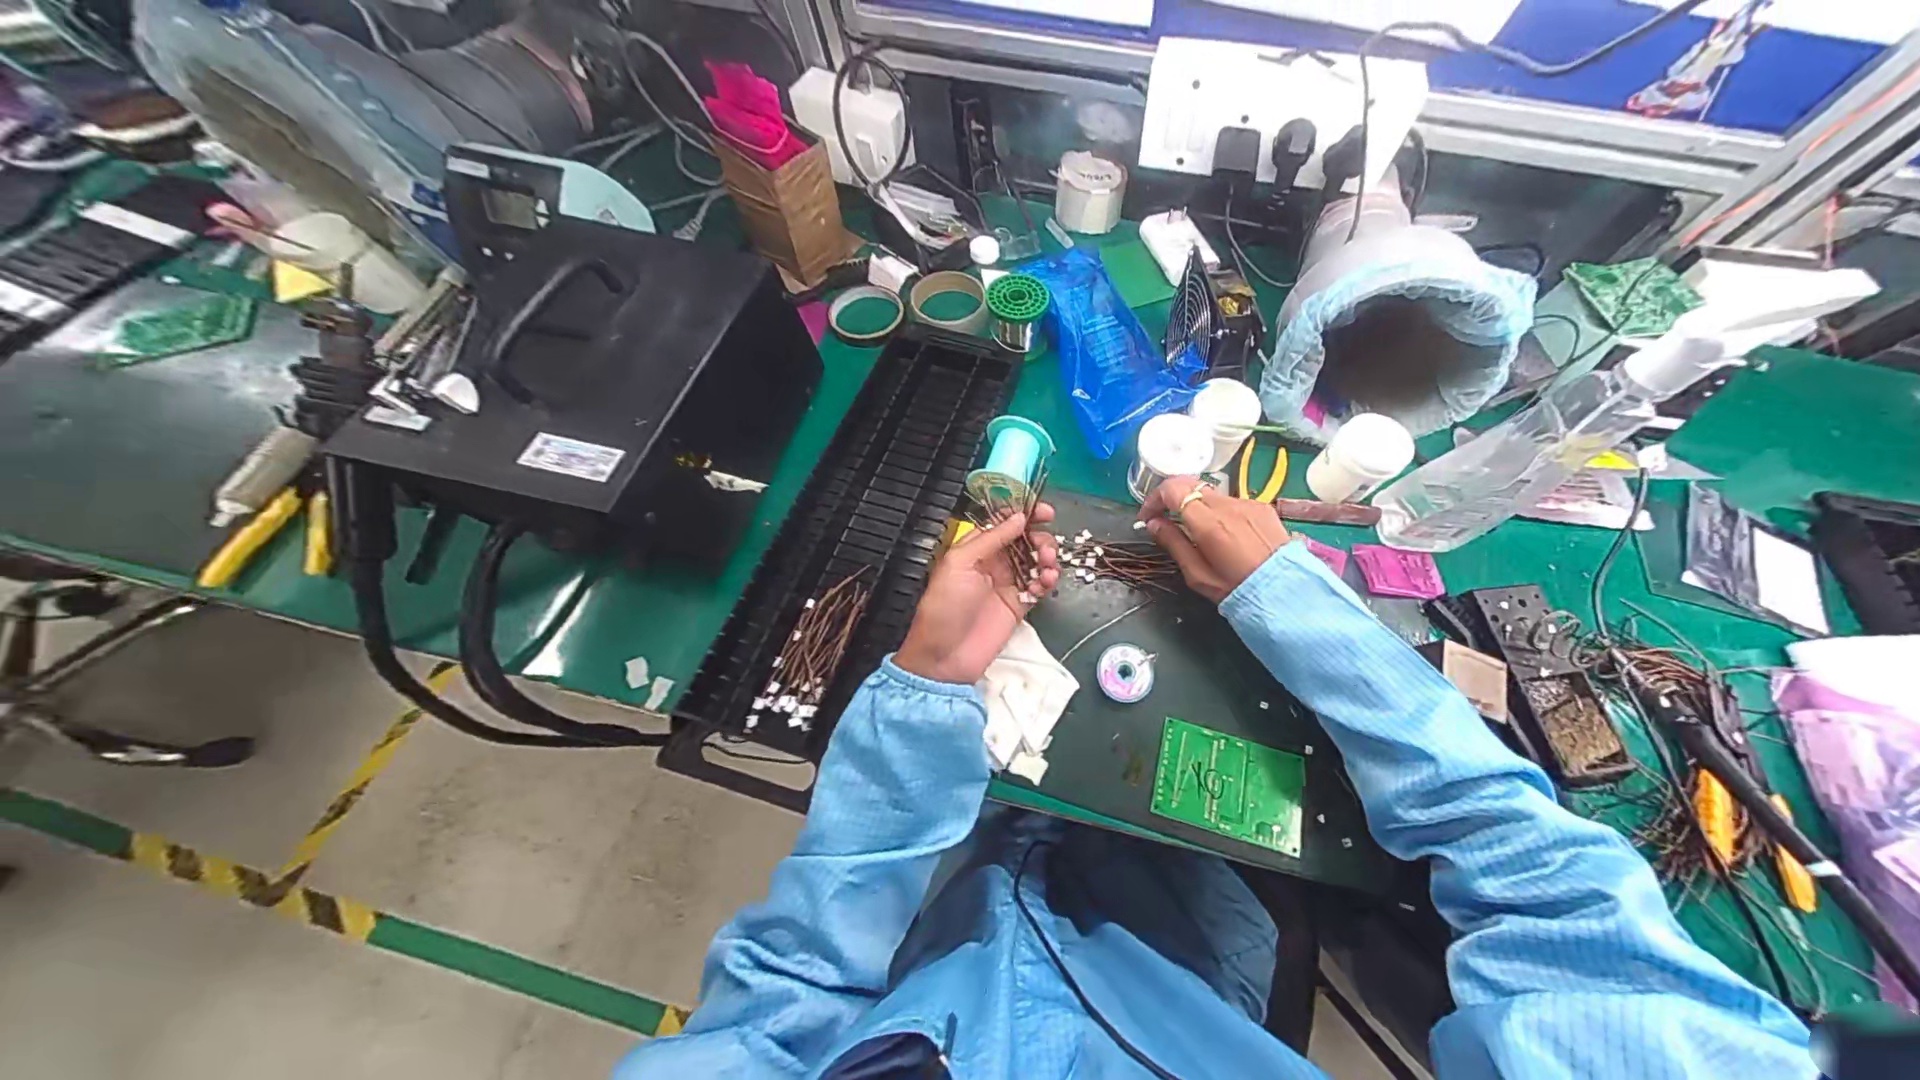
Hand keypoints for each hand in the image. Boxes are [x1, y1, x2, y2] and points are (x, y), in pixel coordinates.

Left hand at [894, 504, 1060, 684]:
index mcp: (975, 548)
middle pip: (1025, 540)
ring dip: (1047, 558)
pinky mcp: (1020, 605)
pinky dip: (1047, 580)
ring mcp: (1007, 583)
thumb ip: (990, 538)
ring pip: (1036, 560)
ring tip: (1047, 566)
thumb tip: (1018, 518)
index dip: (1024, 514)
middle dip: (1040, 538)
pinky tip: (1046, 582)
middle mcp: (993, 562)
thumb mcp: (959, 564)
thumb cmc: (944, 607)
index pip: (1003, 523)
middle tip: (1045, 548)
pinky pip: (1039, 585)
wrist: (945, 656)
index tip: (1044, 512)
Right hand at [1137, 476, 1289, 603]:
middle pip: (1189, 484)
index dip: (1153, 499)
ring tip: (1194, 529)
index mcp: (1209, 524)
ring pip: (1210, 493)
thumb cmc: (1236, 589)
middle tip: (1164, 518)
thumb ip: (1173, 543)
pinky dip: (1218, 510)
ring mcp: (1248, 503)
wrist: (1287, 594)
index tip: (1148, 517)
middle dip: (1171, 498)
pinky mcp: (1262, 507)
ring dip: (1195, 505)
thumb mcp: (1197, 574)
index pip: (1172, 490)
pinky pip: (1231, 501)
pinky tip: (1223, 532)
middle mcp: (1228, 506)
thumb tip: (1153, 523)